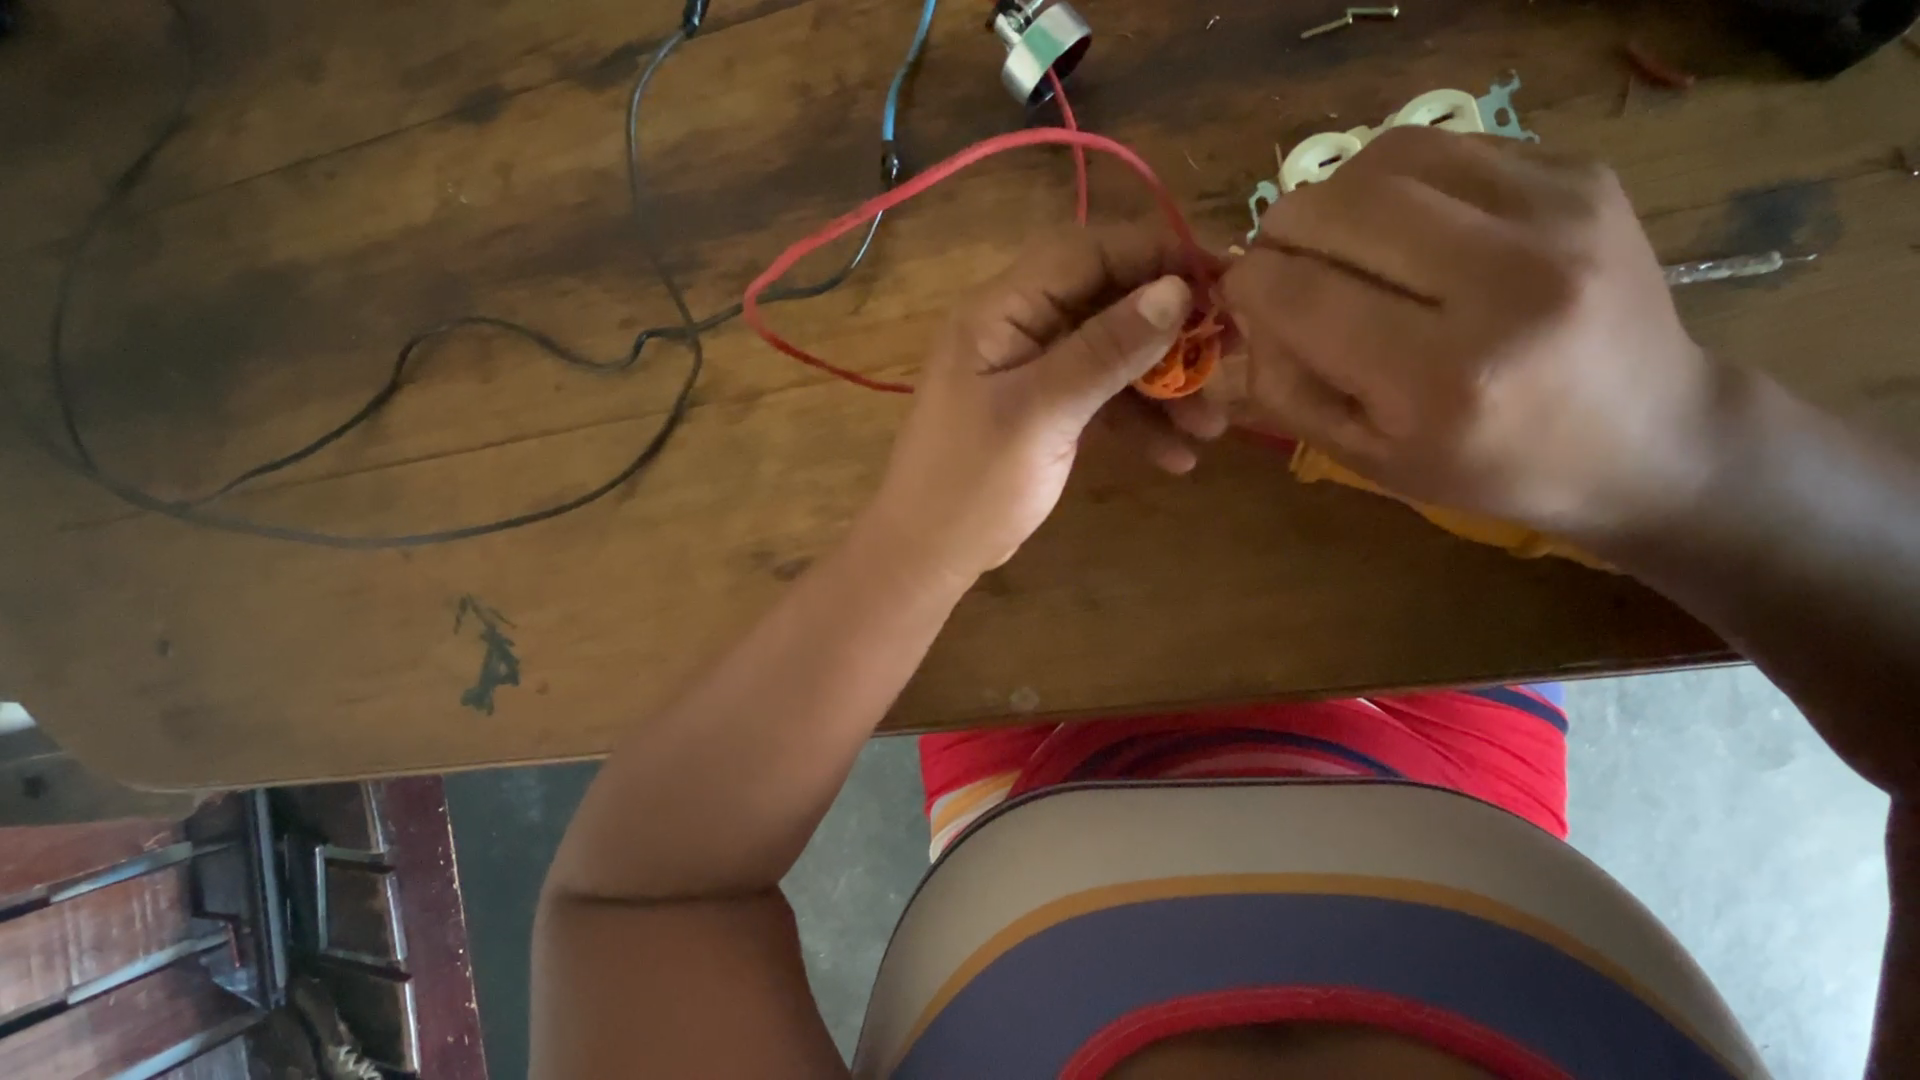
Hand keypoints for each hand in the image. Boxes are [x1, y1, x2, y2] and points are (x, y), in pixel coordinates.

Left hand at [863, 225, 1226, 578]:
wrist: (927, 554)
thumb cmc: (972, 484)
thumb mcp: (1042, 414)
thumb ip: (1105, 350)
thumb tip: (1174, 289)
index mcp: (1001, 310)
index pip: (1087, 252)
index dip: (1156, 254)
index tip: (1222, 277)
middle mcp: (1017, 327)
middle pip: (1106, 301)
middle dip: (1169, 327)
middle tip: (1229, 350)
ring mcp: (1030, 369)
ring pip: (1110, 354)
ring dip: (1163, 385)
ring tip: (1212, 424)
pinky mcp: (1043, 409)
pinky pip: (1099, 397)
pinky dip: (1137, 420)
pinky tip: (1177, 456)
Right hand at [1220, 126, 1724, 538]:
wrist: (1645, 434)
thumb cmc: (1489, 465)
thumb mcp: (1367, 457)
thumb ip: (1286, 385)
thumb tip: (1248, 302)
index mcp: (1445, 378)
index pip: (1300, 294)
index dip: (1248, 286)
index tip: (1242, 295)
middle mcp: (1506, 282)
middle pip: (1335, 209)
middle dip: (1282, 233)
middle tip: (1283, 263)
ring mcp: (1554, 212)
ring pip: (1383, 159)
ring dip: (1334, 197)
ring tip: (1341, 241)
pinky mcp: (1579, 172)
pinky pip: (1441, 148)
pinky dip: (1395, 181)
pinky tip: (1406, 225)